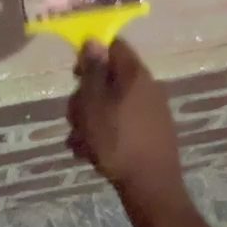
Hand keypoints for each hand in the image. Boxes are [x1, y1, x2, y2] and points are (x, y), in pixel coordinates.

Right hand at [67, 38, 187, 208]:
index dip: (91, 55)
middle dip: (86, 96)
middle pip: (109, 78)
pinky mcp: (152, 132)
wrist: (150, 187)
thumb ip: (93, 70)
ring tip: (79, 142)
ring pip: (111, 104)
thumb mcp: (94, 103)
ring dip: (91, 119)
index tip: (75, 75)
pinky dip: (105, 133)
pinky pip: (121, 123)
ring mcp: (152, 111)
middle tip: (74, 117)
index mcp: (135, 74)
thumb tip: (93, 39)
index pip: (113, 46)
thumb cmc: (116, 140)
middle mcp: (147, 87)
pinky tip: (91, 153)